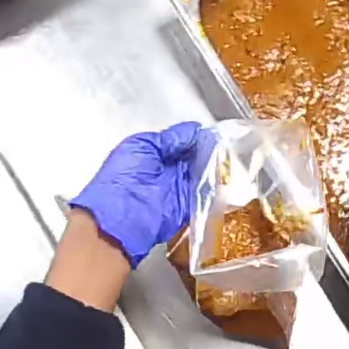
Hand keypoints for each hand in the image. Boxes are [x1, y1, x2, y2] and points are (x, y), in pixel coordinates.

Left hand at [69, 122, 214, 266]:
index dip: (198, 137)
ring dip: (214, 169)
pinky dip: (215, 188)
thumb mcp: (144, 144)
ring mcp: (179, 190)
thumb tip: (194, 131)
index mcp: (156, 153)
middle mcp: (169, 171)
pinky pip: (205, 196)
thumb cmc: (124, 176)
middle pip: (196, 159)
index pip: (183, 142)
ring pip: (204, 176)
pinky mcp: (187, 208)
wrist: (122, 216)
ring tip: (227, 160)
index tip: (214, 133)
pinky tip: (224, 178)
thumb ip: (171, 138)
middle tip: (225, 146)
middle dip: (210, 152)